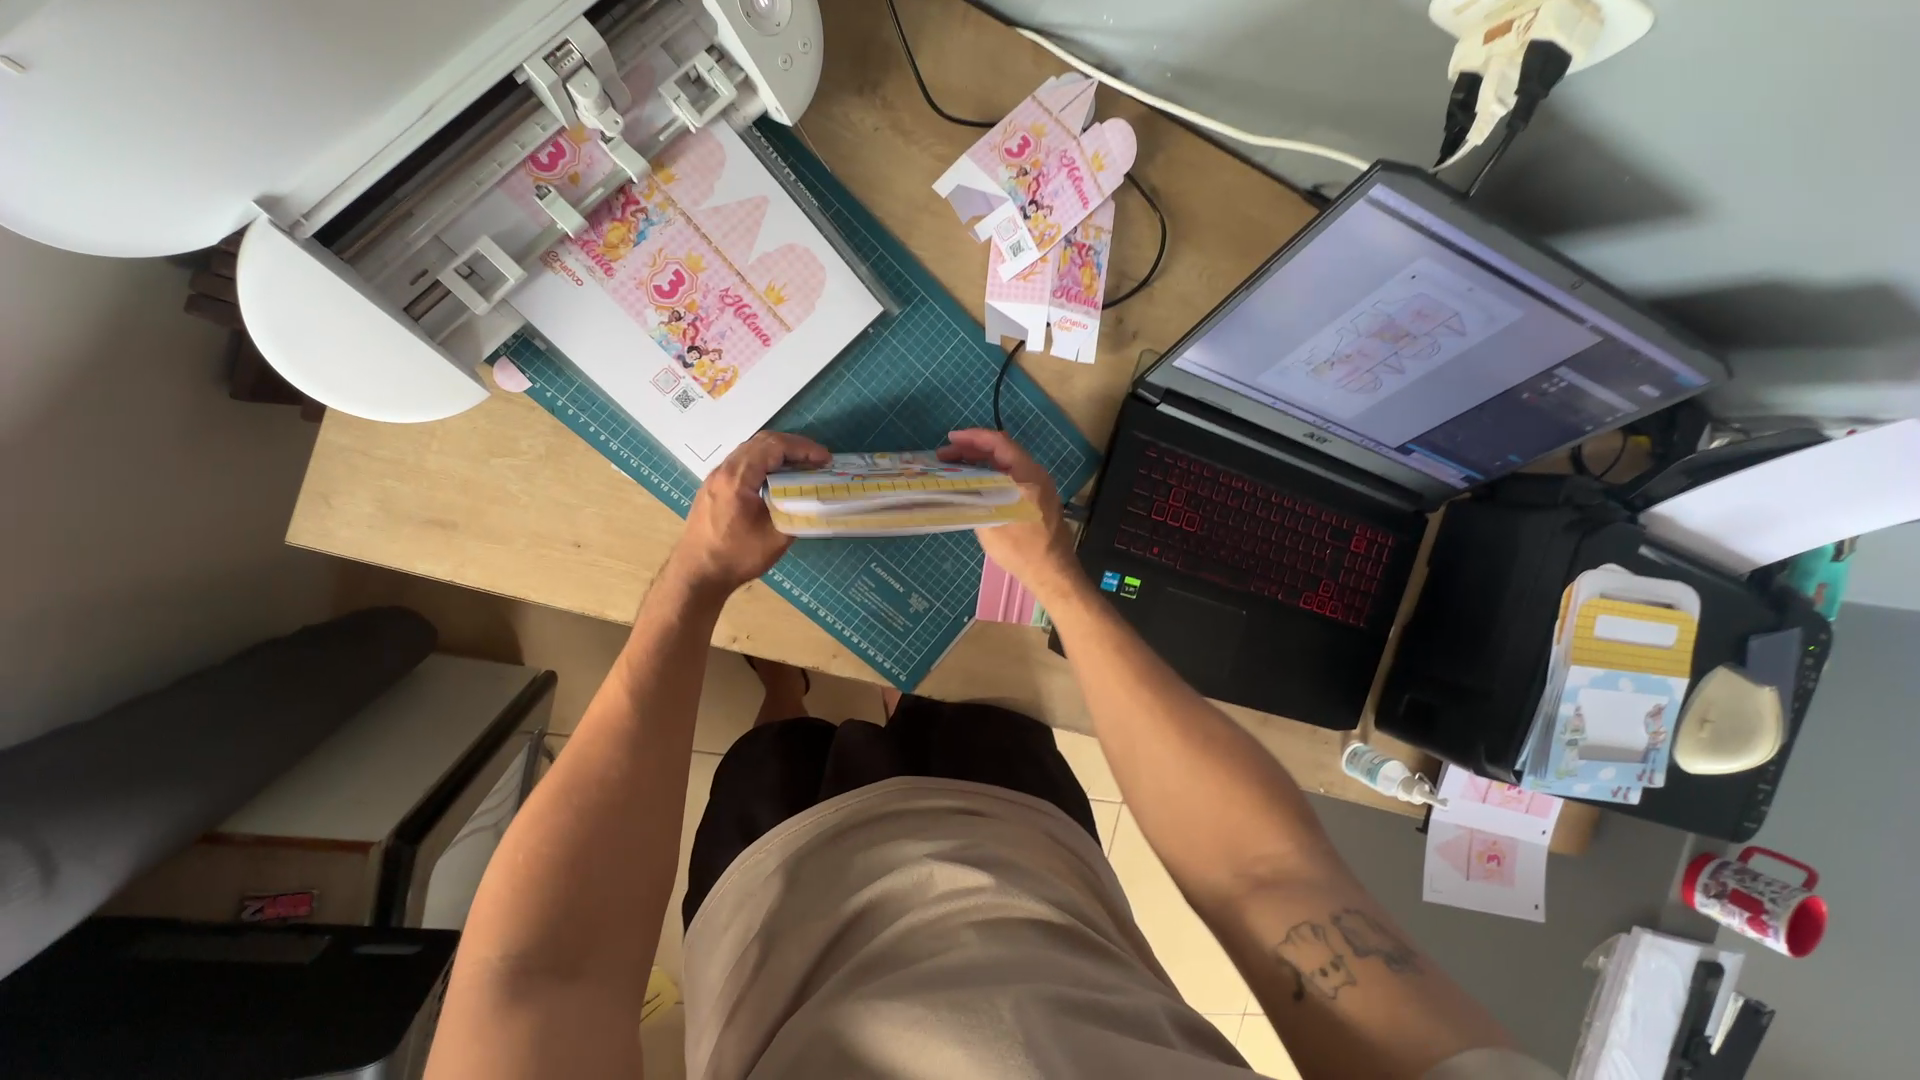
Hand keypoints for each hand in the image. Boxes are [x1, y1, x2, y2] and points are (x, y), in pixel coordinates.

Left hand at [664, 431, 829, 598]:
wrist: (697, 575)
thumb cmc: (736, 556)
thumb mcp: (776, 536)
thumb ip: (798, 511)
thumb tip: (815, 497)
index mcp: (737, 477)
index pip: (774, 446)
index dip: (803, 448)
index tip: (825, 460)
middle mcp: (723, 470)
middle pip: (762, 442)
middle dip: (793, 447)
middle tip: (817, 461)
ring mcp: (716, 478)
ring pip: (751, 452)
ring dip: (778, 455)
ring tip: (802, 469)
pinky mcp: (714, 488)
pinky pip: (742, 464)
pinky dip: (765, 464)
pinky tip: (778, 481)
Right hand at [938, 428, 1079, 600]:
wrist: (1052, 572)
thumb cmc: (1021, 548)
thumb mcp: (989, 521)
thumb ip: (973, 497)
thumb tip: (956, 484)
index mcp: (1026, 474)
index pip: (998, 442)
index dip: (972, 437)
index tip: (950, 439)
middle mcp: (1036, 474)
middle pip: (1002, 451)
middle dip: (973, 450)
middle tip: (946, 456)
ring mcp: (1040, 486)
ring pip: (1007, 464)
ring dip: (982, 463)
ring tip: (956, 469)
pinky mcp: (1038, 499)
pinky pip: (1012, 476)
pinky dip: (993, 475)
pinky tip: (976, 485)